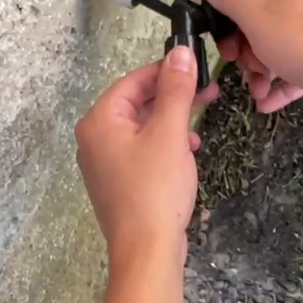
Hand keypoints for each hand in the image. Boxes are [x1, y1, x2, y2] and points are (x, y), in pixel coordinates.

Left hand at [75, 47, 216, 263]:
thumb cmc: (156, 189)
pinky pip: (141, 152)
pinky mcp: (117, 184)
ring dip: (171, 124)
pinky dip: (164, 147)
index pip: (133, 81)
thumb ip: (175, 90)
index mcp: (99, 121)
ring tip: (198, 133)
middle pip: (135, 104)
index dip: (166, 71)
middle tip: (208, 94)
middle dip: (172, 99)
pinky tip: (186, 156)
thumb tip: (178, 52)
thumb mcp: (170, 133)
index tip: (198, 68)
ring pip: (140, 129)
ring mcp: (103, 164)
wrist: (147, 250)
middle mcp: (94, 139)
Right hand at [195, 0, 302, 113]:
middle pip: (257, 27)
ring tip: (258, 93)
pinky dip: (279, 86)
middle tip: (248, 70)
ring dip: (260, 74)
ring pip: (274, 52)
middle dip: (247, 55)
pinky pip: (293, 71)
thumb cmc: (301, 42)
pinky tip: (266, 104)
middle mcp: (299, 3)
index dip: (228, 26)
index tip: (226, 51)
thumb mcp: (256, 16)